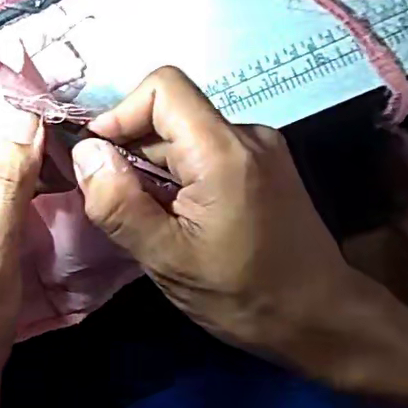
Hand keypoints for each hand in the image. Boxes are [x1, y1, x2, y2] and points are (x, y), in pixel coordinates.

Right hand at [71, 67, 385, 367]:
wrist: (323, 320)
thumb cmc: (245, 296)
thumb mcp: (167, 259)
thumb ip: (118, 204)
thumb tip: (84, 151)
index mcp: (223, 150)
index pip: (163, 87)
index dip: (120, 114)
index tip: (100, 160)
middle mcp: (246, 134)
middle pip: (170, 115)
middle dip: (132, 152)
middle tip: (121, 207)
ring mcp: (259, 148)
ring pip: (184, 136)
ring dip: (154, 170)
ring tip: (154, 221)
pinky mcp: (263, 166)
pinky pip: (205, 152)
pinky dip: (179, 177)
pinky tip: (180, 219)